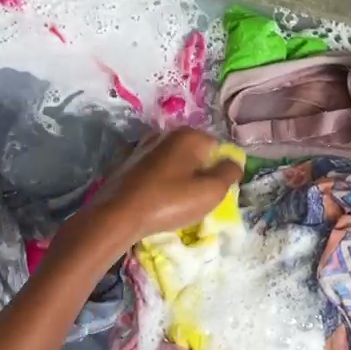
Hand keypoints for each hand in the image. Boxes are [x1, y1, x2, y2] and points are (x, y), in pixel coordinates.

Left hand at [89, 128, 243, 241]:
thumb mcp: (212, 191)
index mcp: (189, 135)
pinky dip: (159, 180)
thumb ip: (230, 173)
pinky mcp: (127, 161)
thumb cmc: (169, 202)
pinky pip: (154, 168)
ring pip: (174, 160)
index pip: (218, 148)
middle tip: (195, 197)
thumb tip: (234, 163)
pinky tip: (155, 198)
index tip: (212, 191)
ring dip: (178, 175)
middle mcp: (166, 133)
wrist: (116, 216)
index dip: (219, 170)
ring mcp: (143, 146)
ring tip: (174, 200)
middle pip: (195, 152)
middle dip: (199, 171)